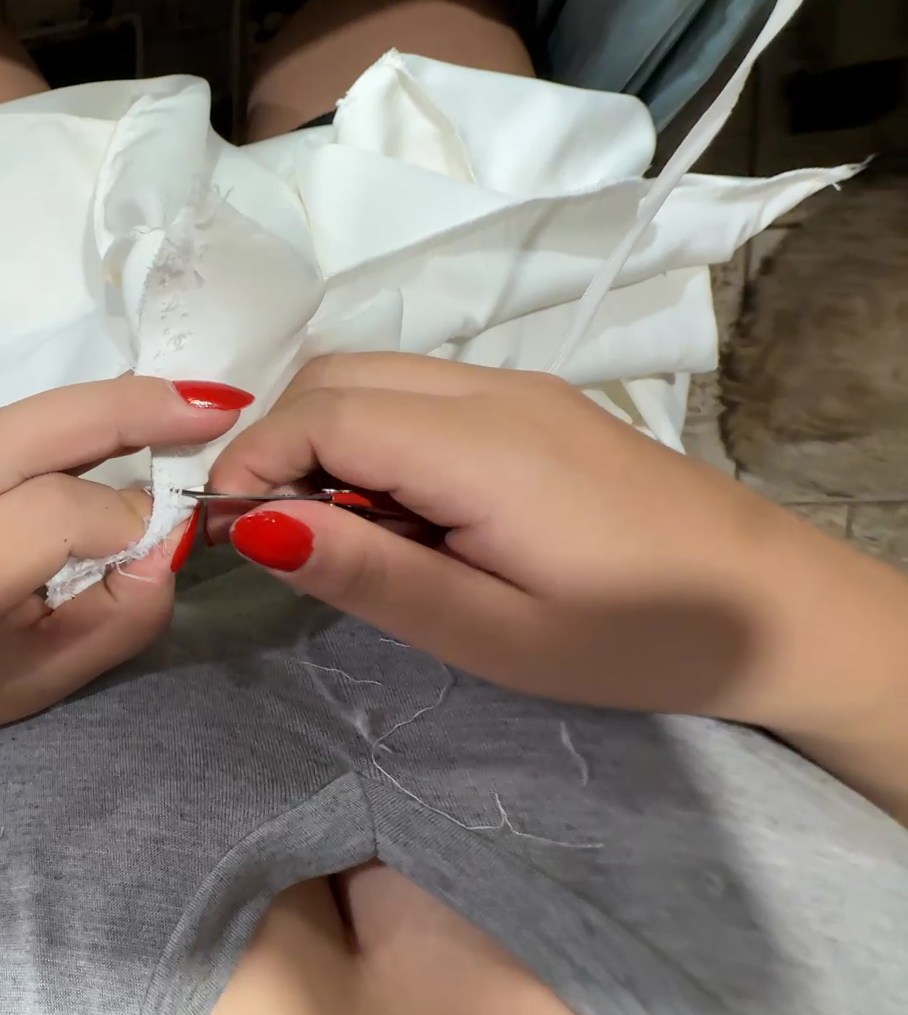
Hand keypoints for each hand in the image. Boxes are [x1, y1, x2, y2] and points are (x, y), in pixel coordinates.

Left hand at [0, 375, 249, 757]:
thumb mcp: (57, 676)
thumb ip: (123, 611)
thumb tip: (168, 530)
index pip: (46, 515)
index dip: (120, 515)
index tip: (165, 536)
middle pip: (21, 435)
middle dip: (122, 410)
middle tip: (209, 406)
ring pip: (13, 419)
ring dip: (99, 404)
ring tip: (176, 404)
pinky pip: (4, 429)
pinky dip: (69, 419)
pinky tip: (119, 414)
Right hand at [204, 353, 907, 756]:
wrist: (787, 615)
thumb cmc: (630, 640)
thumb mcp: (483, 631)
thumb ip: (364, 571)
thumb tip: (252, 523)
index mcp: (481, 446)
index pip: (321, 413)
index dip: (251, 460)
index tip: (227, 528)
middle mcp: (490, 390)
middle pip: (331, 375)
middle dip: (272, 441)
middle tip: (270, 526)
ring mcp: (511, 387)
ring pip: (363, 374)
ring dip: (311, 433)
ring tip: (323, 516)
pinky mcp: (523, 402)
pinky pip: (403, 391)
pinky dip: (355, 431)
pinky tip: (381, 498)